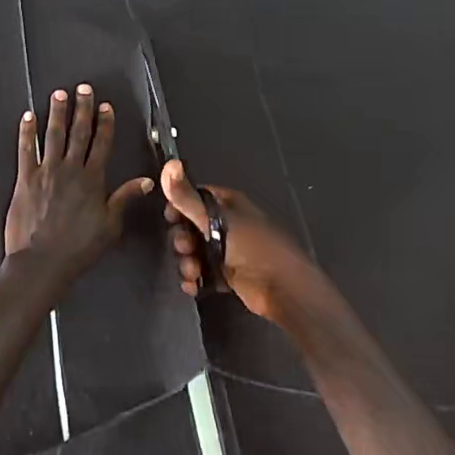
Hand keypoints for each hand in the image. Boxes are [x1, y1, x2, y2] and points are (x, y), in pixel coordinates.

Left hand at [5, 84, 153, 280]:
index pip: (101, 144)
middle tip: (83, 87)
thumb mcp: (110, 226)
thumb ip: (124, 199)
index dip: (104, 123)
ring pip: (53, 135)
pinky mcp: (24, 178)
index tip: (105, 106)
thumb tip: (146, 181)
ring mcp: (46, 172)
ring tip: (59, 93)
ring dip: (56, 112)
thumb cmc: (78, 248)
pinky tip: (28, 116)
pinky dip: (26, 132)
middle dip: (82, 109)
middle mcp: (70, 170)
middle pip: (78, 133)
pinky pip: (25, 149)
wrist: (42, 262)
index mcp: (92, 180)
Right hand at [161, 159, 317, 325]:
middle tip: (185, 248)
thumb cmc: (253, 248)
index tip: (170, 218)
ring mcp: (229, 251)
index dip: (179, 206)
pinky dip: (196, 278)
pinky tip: (193, 285)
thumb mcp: (217, 220)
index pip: (195, 197)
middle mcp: (228, 224)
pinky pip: (204, 272)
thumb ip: (188, 198)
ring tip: (192, 272)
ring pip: (196, 251)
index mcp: (228, 204)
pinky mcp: (229, 275)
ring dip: (187, 262)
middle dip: (182, 239)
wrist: (285, 290)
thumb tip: (169, 163)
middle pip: (191, 227)